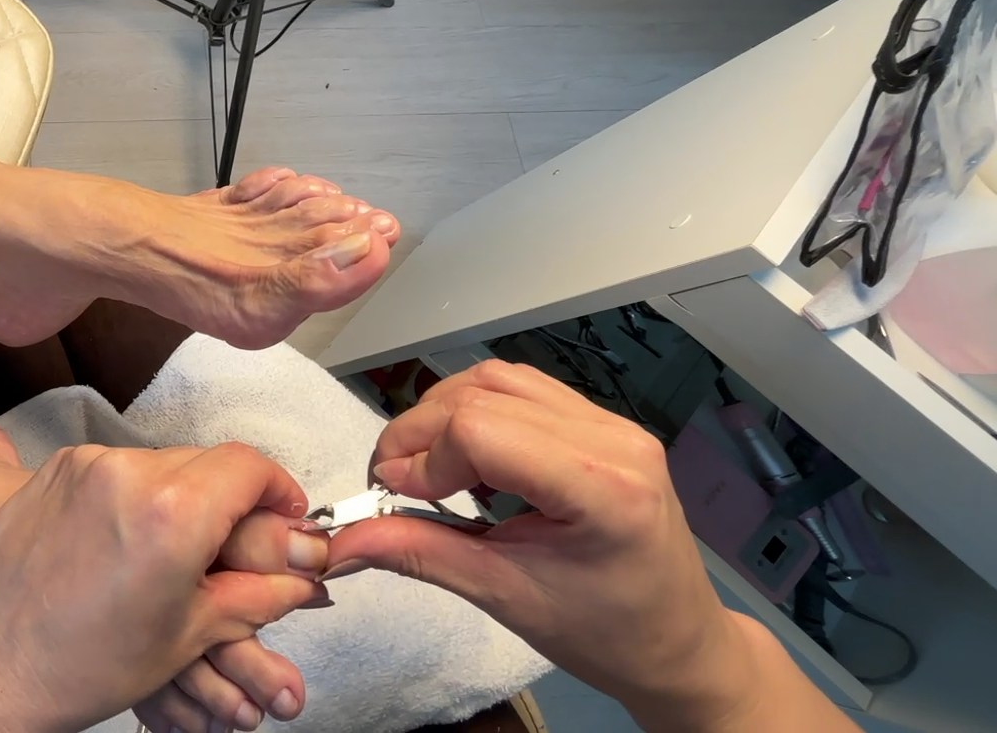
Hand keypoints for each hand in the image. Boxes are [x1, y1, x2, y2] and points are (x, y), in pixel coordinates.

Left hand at [0, 443, 326, 732]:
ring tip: (175, 549)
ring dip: (185, 495)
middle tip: (234, 549)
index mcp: (171, 512)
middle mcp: (129, 470)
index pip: (249, 466)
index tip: (284, 522)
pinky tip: (129, 537)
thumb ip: (259, 590)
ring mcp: (89, 461)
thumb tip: (307, 569)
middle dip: (232, 500)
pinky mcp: (60, 464)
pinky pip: (121, 466)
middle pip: (208, 463)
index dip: (278, 491)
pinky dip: (139, 492)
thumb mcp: (192, 632)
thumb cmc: (92, 661)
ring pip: (165, 463)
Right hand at [322, 360, 857, 732]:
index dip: (423, 456)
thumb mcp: (503, 596)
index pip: (480, 431)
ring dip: (439, 414)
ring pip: (490, 379)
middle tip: (396, 481)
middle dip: (418, 434)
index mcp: (603, 488)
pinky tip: (465, 449)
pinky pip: (512, 385)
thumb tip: (342, 541)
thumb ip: (418, 553)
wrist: (681, 644)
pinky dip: (468, 407)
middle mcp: (611, 438)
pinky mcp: (595, 417)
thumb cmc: (604, 633)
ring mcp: (607, 420)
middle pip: (477, 396)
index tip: (394, 494)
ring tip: (429, 463)